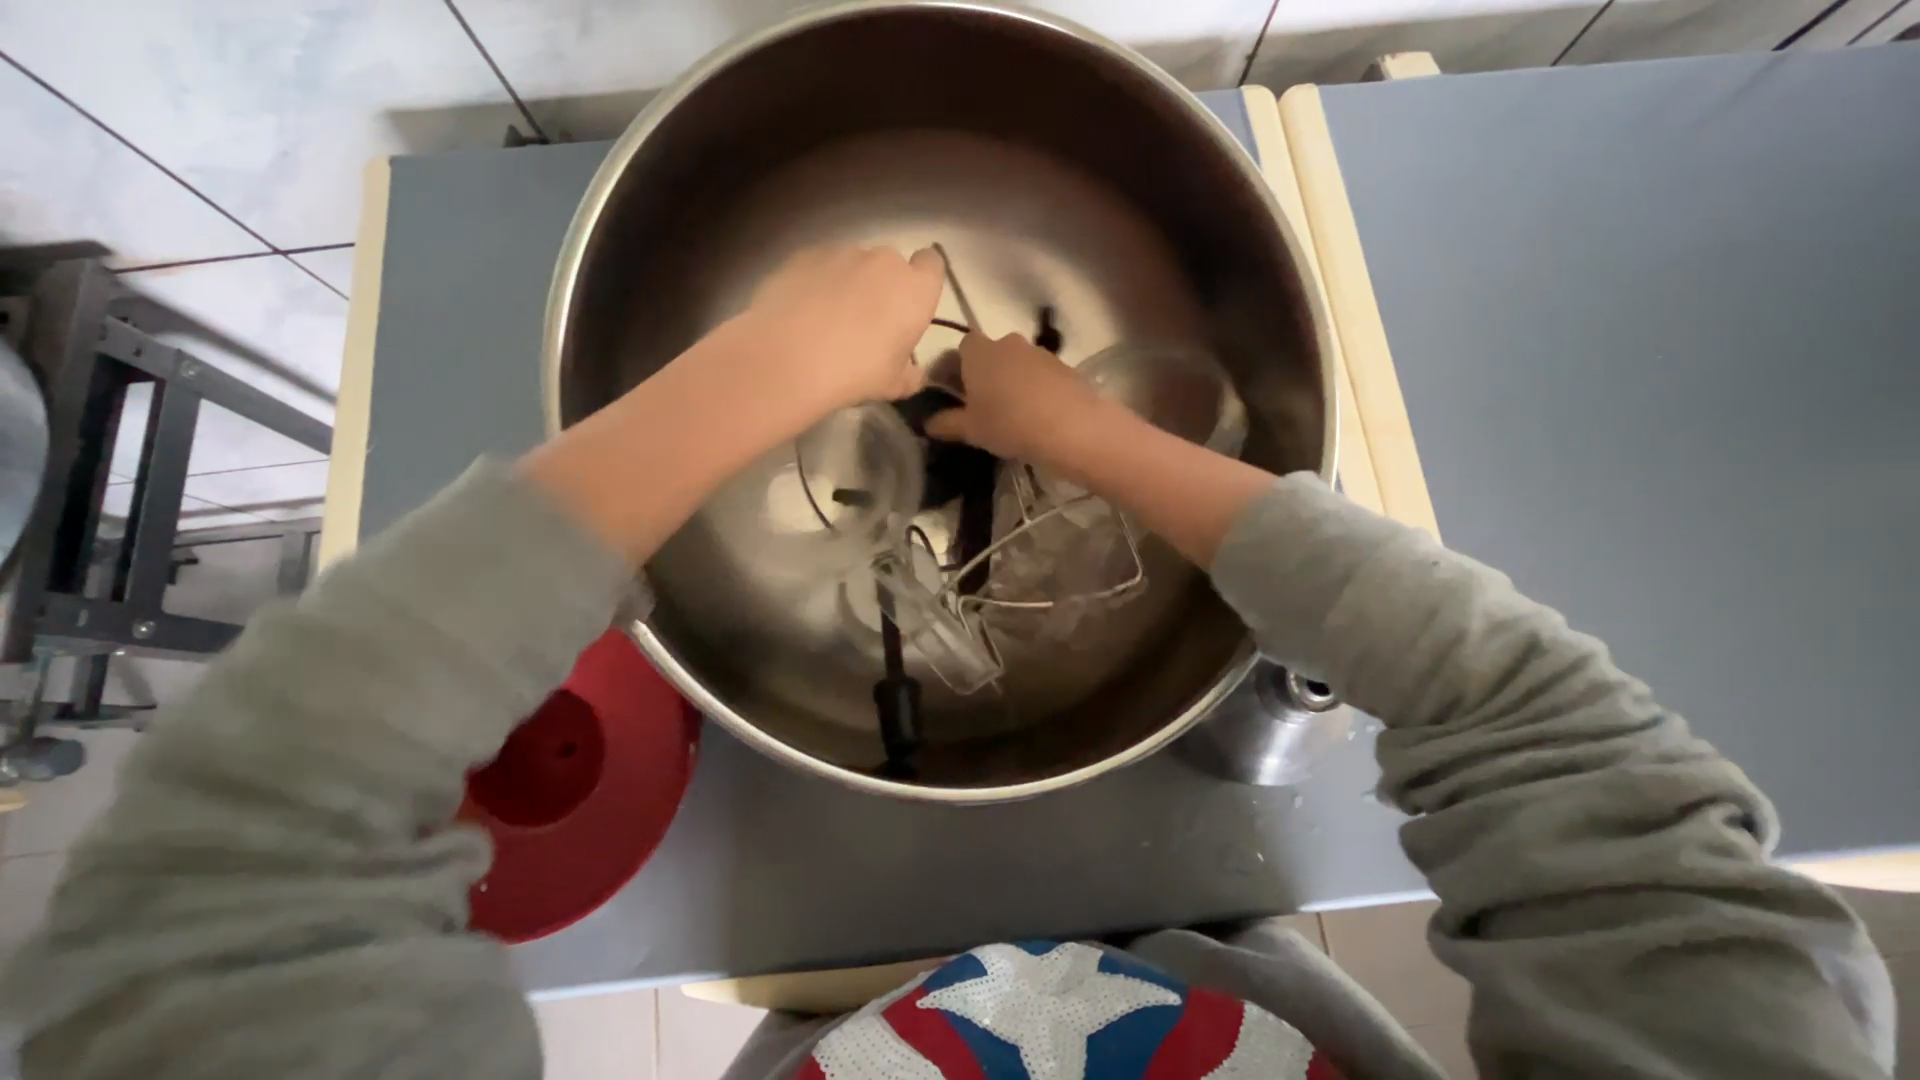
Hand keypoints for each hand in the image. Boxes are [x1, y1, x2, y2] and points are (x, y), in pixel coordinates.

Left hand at [732, 244, 947, 415]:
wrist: (790, 358)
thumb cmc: (856, 372)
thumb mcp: (892, 385)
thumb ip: (910, 375)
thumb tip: (914, 375)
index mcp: (915, 290)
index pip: (932, 264)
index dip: (922, 281)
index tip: (908, 305)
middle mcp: (884, 261)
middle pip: (890, 265)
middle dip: (881, 286)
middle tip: (866, 322)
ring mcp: (842, 252)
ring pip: (852, 264)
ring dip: (847, 283)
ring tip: (826, 319)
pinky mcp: (804, 255)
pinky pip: (819, 265)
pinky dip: (815, 282)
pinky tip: (801, 312)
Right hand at [925, 332, 1114, 466]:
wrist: (1069, 425)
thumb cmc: (1008, 423)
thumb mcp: (971, 430)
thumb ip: (946, 423)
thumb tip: (928, 423)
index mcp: (978, 352)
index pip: (962, 346)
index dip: (957, 366)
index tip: (956, 390)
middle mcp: (1007, 343)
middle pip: (991, 353)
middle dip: (986, 373)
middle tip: (983, 404)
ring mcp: (1038, 352)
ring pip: (1017, 363)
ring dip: (1012, 380)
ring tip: (1013, 412)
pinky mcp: (1063, 365)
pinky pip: (1040, 374)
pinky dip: (1035, 387)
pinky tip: (1037, 413)